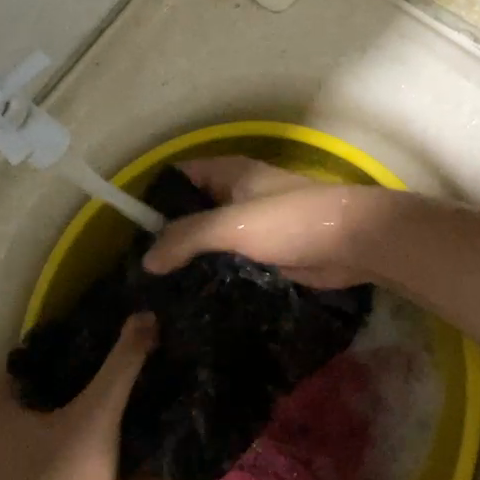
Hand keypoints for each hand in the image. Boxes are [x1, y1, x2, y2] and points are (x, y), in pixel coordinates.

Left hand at [0, 313, 155, 479]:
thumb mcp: (97, 422)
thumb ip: (121, 367)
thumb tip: (145, 314)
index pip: (22, 369)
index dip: (56, 363)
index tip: (88, 365)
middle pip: (10, 413)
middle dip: (45, 410)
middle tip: (88, 409)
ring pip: (0, 457)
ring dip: (28, 453)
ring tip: (72, 453)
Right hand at [141, 157, 392, 288]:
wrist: (353, 242)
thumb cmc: (293, 221)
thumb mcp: (232, 224)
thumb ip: (187, 237)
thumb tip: (146, 259)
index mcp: (231, 174)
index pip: (180, 177)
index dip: (153, 198)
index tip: (126, 233)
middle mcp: (239, 196)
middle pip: (193, 213)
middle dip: (168, 238)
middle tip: (136, 276)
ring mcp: (254, 228)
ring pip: (211, 243)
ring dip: (191, 264)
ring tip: (155, 298)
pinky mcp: (267, 257)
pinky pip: (230, 266)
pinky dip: (213, 280)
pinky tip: (190, 305)